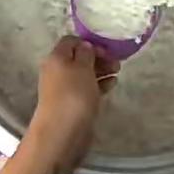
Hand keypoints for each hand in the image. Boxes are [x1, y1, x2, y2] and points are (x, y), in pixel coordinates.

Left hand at [27, 36, 111, 153]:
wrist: (63, 132)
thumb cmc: (74, 94)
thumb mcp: (82, 67)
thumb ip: (86, 53)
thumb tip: (85, 47)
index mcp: (56, 58)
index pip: (71, 41)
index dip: (89, 43)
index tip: (106, 50)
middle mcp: (57, 71)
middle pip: (78, 58)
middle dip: (98, 58)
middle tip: (116, 63)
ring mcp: (64, 89)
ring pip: (84, 74)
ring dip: (101, 72)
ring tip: (117, 74)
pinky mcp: (72, 104)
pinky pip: (86, 89)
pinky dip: (99, 85)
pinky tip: (111, 85)